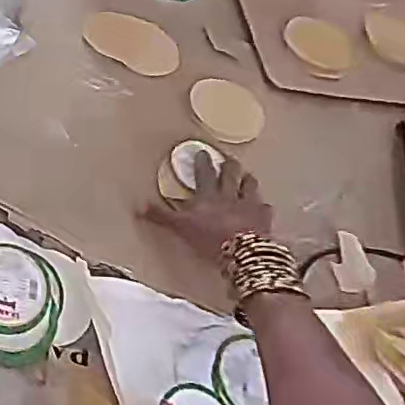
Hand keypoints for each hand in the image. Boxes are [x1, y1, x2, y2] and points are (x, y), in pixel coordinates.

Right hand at [141, 153, 271, 264]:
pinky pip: (265, 208)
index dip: (202, 163)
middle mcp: (230, 195)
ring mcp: (250, 204)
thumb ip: (161, 216)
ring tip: (247, 176)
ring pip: (250, 185)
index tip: (202, 153)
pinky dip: (263, 206)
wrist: (241, 251)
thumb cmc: (209, 238)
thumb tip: (138, 206)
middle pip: (231, 174)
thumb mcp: (180, 227)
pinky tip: (264, 207)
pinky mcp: (264, 218)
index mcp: (208, 195)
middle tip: (229, 160)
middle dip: (229, 165)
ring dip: (248, 179)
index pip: (204, 174)